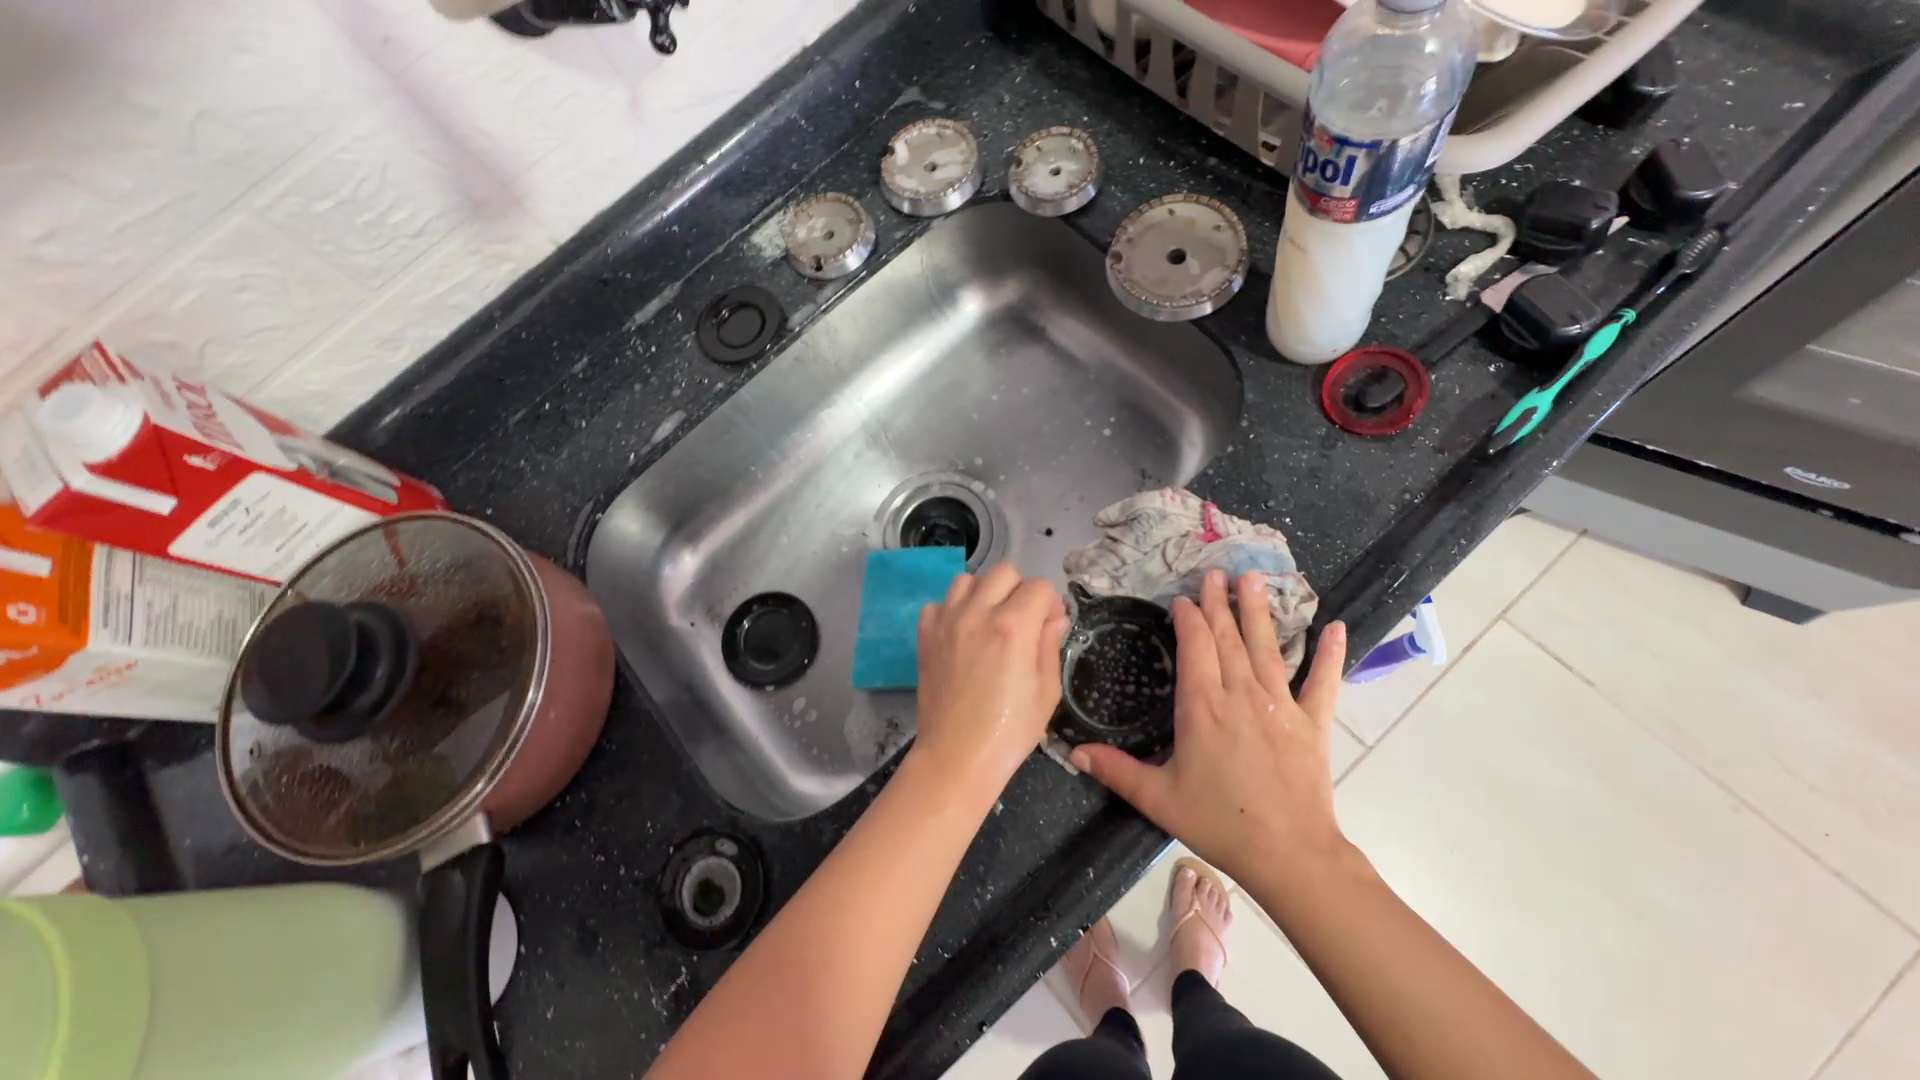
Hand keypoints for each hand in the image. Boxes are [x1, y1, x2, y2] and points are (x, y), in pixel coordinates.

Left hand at [913, 563, 1069, 787]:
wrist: (957, 756)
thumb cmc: (1009, 731)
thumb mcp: (1046, 691)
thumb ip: (1050, 645)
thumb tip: (1054, 618)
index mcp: (1013, 628)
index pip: (1039, 587)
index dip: (1051, 603)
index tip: (1051, 626)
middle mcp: (977, 614)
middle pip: (1004, 572)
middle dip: (1020, 590)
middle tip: (1024, 622)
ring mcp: (946, 622)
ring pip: (968, 580)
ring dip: (985, 594)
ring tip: (991, 623)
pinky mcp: (925, 635)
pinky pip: (939, 603)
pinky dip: (953, 610)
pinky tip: (963, 635)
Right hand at [1070, 569, 1349, 884]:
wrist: (1288, 853)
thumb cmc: (1219, 823)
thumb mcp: (1158, 799)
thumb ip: (1116, 770)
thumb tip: (1072, 752)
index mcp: (1202, 706)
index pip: (1195, 647)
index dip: (1189, 618)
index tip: (1183, 599)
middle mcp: (1241, 694)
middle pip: (1228, 637)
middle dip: (1219, 603)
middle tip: (1215, 573)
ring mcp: (1281, 705)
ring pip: (1268, 647)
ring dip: (1259, 612)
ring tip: (1254, 579)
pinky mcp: (1314, 723)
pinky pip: (1323, 682)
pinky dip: (1330, 654)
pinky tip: (1337, 627)